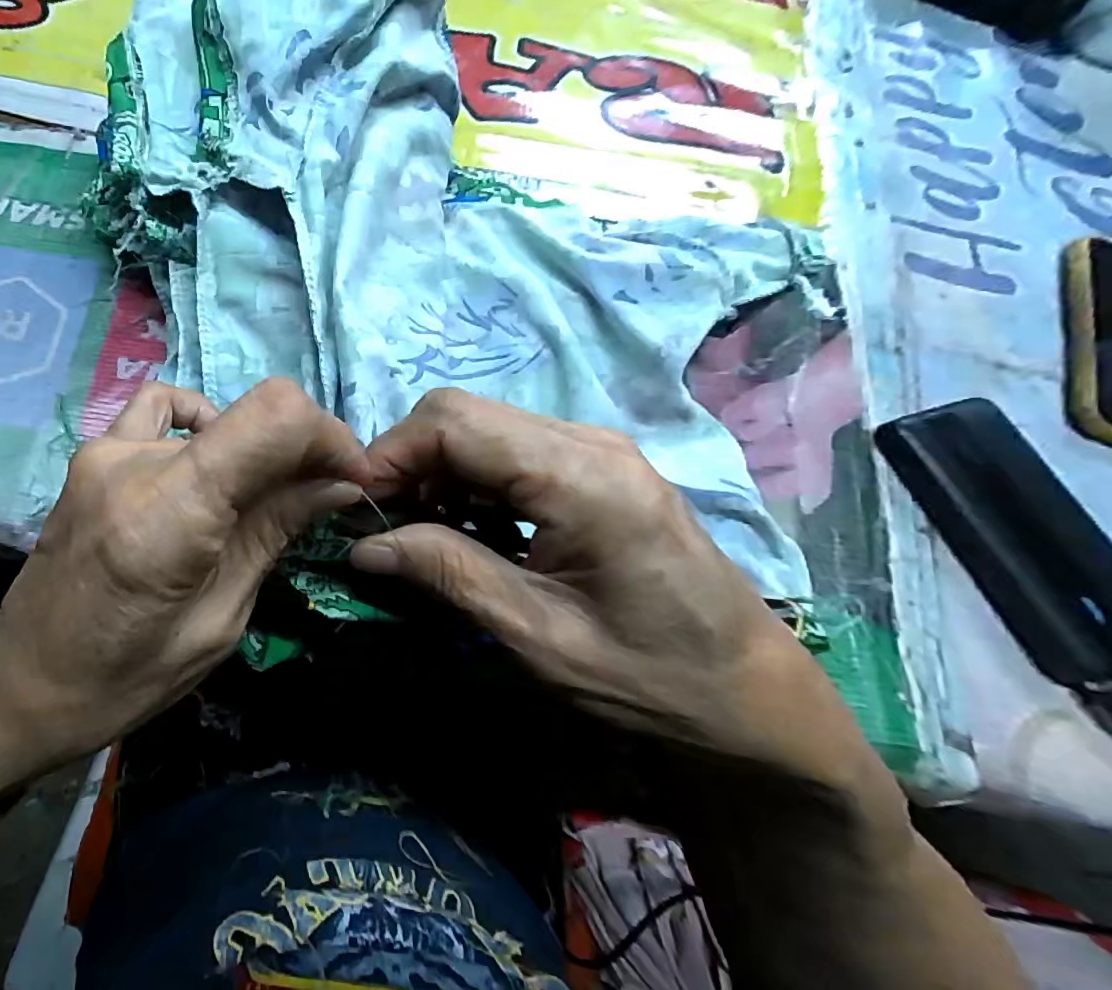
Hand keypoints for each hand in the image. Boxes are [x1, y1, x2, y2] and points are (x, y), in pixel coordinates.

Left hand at [0, 378, 370, 819]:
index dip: (327, 437)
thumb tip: (337, 483)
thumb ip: (273, 533)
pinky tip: (207, 466)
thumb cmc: (124, 678)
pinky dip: (198, 425)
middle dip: (300, 449)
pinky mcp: (89, 456)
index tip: (349, 478)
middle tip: (318, 495)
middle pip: (251, 412)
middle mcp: (133, 461)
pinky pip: (156, 412)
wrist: (24, 682)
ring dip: (254, 441)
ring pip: (212, 410)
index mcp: (170, 509)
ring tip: (264, 489)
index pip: (274, 417)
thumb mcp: (219, 618)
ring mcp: (103, 451)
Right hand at [348, 388, 879, 791]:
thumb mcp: (535, 635)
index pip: (452, 423)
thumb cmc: (649, 677)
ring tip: (419, 532)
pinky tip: (463, 527)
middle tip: (385, 525)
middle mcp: (587, 443)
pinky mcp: (593, 467)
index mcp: (581, 478)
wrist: (753, 698)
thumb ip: (448, 573)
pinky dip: (463, 478)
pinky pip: (504, 448)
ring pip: (477, 425)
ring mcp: (594, 450)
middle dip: (405, 460)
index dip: (389, 455)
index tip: (358, 511)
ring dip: (431, 470)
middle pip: (459, 412)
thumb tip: (362, 545)